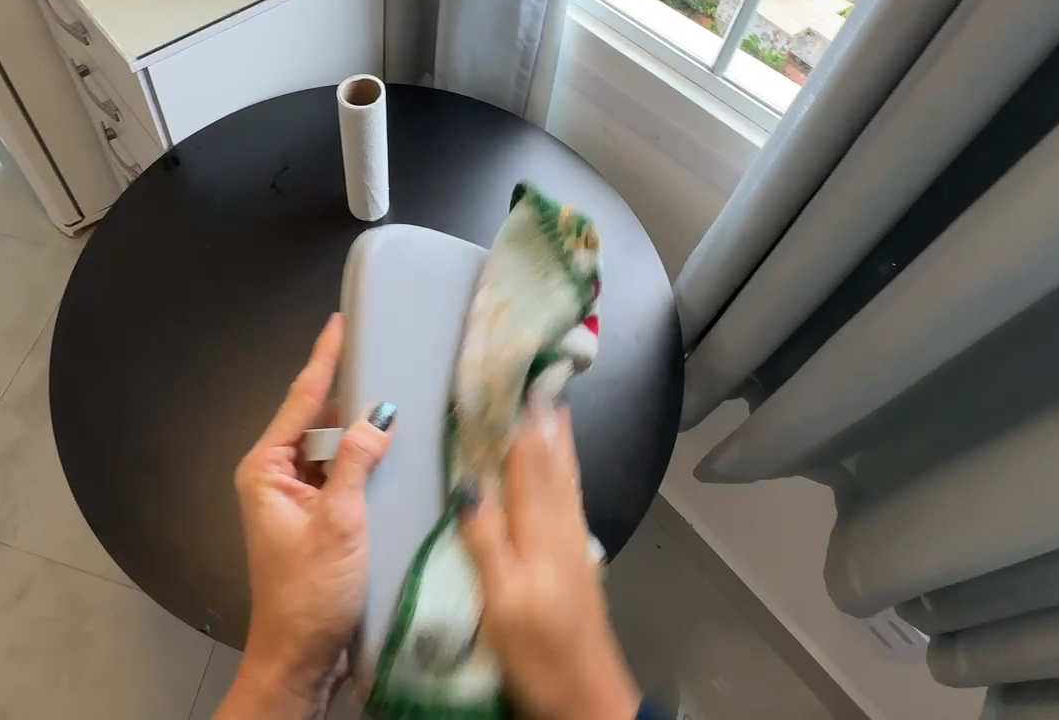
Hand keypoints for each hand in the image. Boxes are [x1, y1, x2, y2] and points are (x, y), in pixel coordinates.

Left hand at [218, 314, 395, 718]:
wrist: (299, 659)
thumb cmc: (311, 592)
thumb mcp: (340, 522)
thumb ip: (358, 461)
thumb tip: (381, 411)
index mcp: (267, 467)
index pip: (301, 400)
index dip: (324, 359)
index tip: (338, 324)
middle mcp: (275, 473)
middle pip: (314, 417)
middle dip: (345, 389)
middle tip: (378, 352)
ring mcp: (293, 494)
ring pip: (329, 443)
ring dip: (356, 425)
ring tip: (390, 391)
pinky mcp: (313, 512)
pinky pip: (337, 468)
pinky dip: (360, 456)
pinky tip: (386, 443)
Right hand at [460, 405, 640, 719]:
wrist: (589, 700)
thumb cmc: (540, 652)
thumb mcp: (503, 601)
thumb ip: (487, 540)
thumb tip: (469, 481)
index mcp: (541, 529)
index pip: (529, 458)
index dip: (520, 415)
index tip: (513, 374)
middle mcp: (561, 523)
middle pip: (550, 457)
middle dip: (541, 413)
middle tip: (534, 371)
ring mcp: (573, 539)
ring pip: (563, 472)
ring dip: (555, 433)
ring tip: (550, 399)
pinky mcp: (576, 554)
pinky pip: (567, 492)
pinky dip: (562, 464)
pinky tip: (559, 459)